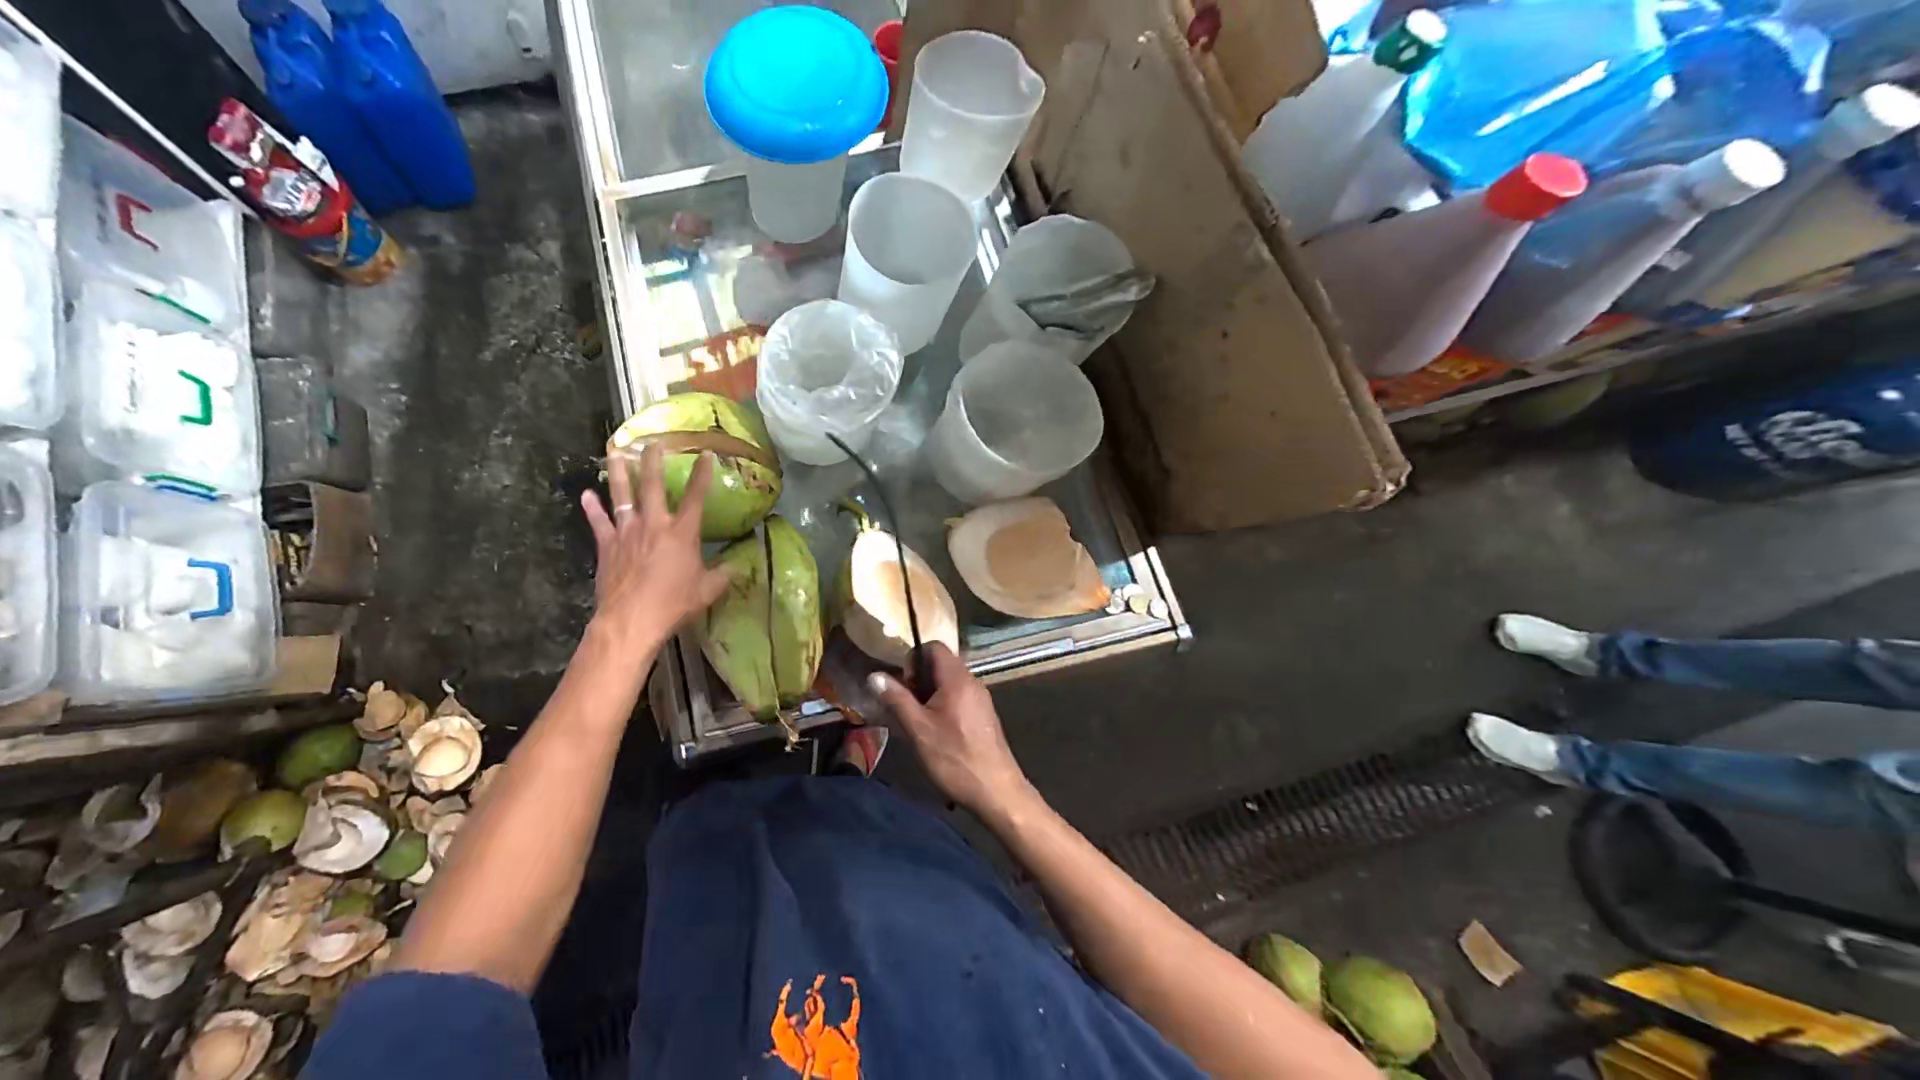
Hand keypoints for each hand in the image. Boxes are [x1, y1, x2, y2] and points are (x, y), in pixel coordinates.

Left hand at [580, 444, 731, 651]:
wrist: (632, 619)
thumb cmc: (674, 603)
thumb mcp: (708, 590)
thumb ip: (723, 575)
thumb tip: (739, 566)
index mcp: (682, 533)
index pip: (696, 497)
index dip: (702, 475)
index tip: (704, 455)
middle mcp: (654, 524)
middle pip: (653, 486)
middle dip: (654, 462)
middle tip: (653, 442)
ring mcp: (627, 532)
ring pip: (621, 495)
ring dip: (618, 472)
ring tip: (616, 451)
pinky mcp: (607, 545)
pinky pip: (598, 522)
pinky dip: (592, 508)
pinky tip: (586, 494)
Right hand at [871, 644, 1034, 817]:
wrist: (996, 791)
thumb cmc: (954, 758)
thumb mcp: (918, 729)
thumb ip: (896, 699)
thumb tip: (874, 676)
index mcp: (957, 679)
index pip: (934, 646)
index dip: (912, 658)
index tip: (902, 685)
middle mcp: (972, 682)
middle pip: (941, 665)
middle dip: (918, 680)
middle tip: (905, 706)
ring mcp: (981, 700)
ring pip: (949, 684)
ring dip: (929, 696)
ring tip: (916, 723)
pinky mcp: (984, 717)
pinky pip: (959, 699)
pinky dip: (942, 707)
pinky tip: (935, 734)